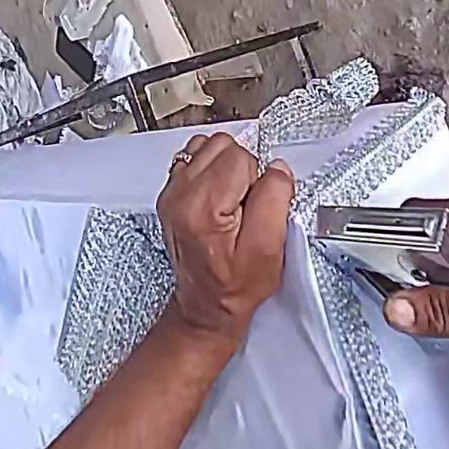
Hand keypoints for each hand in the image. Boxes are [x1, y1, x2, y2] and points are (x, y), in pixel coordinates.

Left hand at [156, 133, 295, 352]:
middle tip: (246, 204)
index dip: (259, 178)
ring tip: (231, 200)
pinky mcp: (170, 192)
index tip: (257, 205)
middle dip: (243, 168)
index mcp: (201, 207)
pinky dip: (211, 169)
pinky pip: (195, 157)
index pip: (240, 156)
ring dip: (226, 166)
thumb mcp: (269, 249)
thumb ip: (275, 200)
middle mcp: (179, 194)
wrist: (206, 304)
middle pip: (223, 145)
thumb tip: (277, 168)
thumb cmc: (235, 285)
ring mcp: (171, 192)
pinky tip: (218, 196)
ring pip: (208, 146)